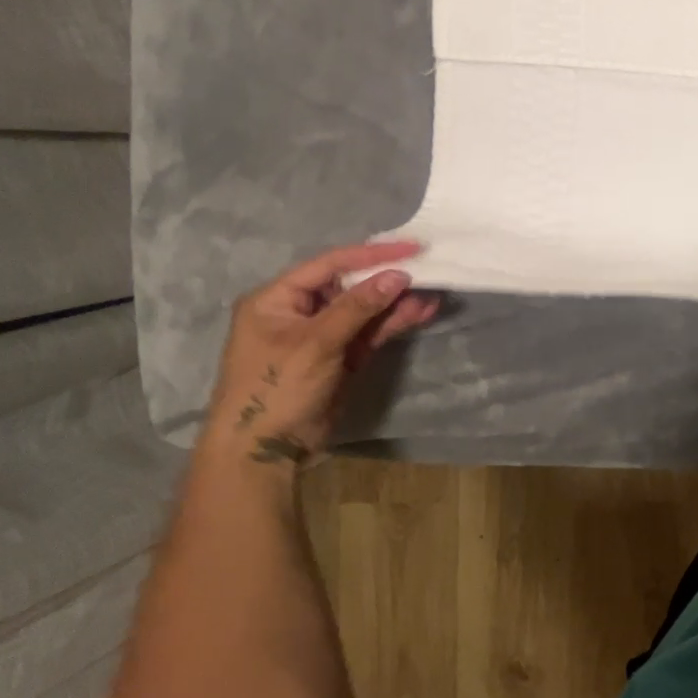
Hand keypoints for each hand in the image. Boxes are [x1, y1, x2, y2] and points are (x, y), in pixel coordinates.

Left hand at [199, 242, 437, 468]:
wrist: (263, 449)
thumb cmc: (275, 388)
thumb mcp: (316, 343)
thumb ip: (358, 306)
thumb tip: (399, 274)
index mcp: (277, 299)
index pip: (330, 264)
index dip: (372, 254)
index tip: (412, 247)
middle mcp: (299, 311)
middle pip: (351, 285)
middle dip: (389, 278)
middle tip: (429, 268)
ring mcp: (322, 335)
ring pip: (366, 309)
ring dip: (398, 302)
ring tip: (434, 293)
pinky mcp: (341, 355)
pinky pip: (372, 331)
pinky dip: (395, 322)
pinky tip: (422, 312)